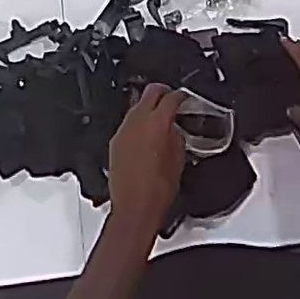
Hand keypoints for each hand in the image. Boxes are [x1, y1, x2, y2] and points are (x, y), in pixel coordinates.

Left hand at [108, 84, 186, 232]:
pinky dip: (138, 122)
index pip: (171, 98)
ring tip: (160, 116)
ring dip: (148, 107)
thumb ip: (176, 138)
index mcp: (157, 124)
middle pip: (150, 92)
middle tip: (172, 97)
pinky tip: (145, 133)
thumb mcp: (178, 160)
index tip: (184, 97)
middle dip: (163, 91)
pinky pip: (127, 123)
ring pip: (136, 106)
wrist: (134, 206)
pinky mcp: (115, 140)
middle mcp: (137, 122)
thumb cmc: (157, 190)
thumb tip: (174, 130)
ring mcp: (123, 130)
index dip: (180, 95)